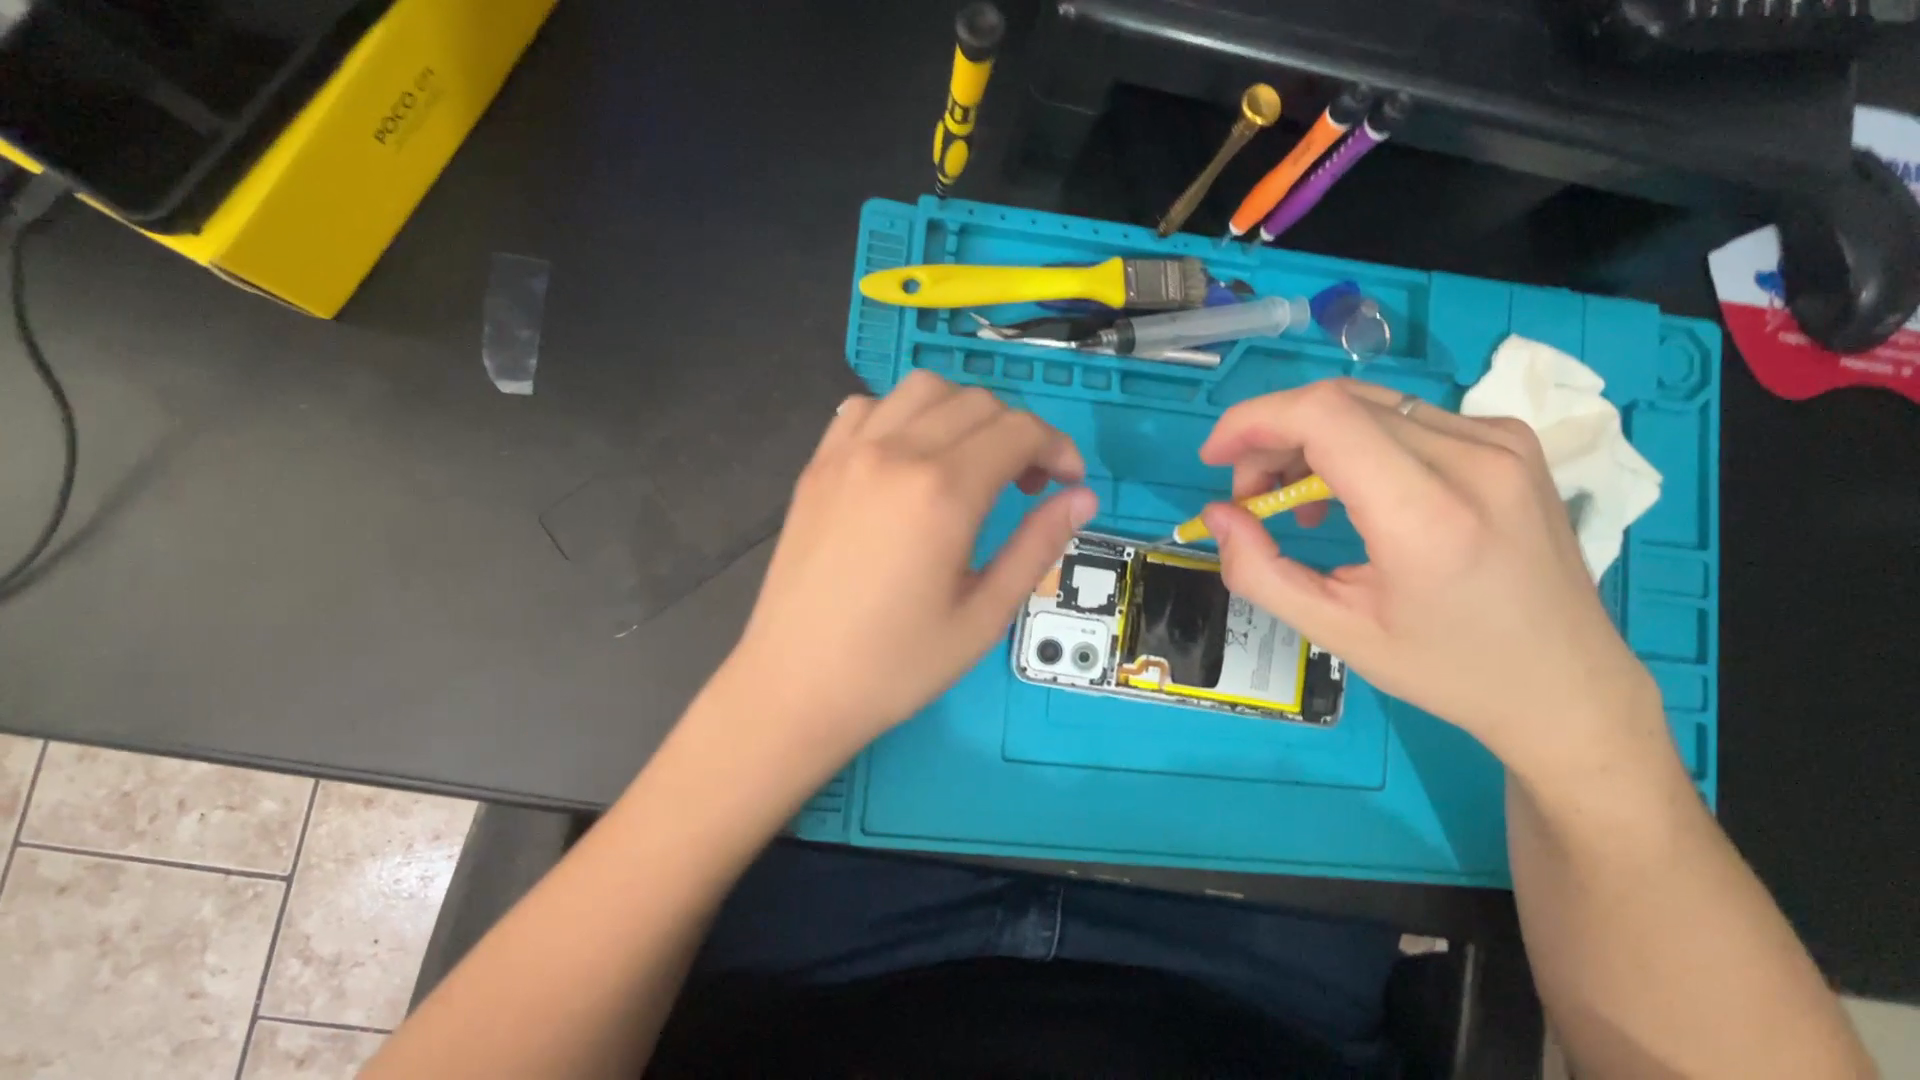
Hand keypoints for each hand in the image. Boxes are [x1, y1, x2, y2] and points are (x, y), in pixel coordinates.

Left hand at [724, 371, 1096, 761]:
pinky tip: (910, 459)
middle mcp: (896, 453)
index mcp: (943, 492)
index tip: (1069, 481)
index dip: (1058, 447)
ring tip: (972, 463)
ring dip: (963, 412)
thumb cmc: (895, 665)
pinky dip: (903, 415)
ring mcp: (849, 453)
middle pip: (977, 402)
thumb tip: (1081, 499)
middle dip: (1018, 432)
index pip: (1018, 431)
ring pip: (923, 390)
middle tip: (1027, 483)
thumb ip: (1037, 547)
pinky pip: (867, 406)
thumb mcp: (983, 616)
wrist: (795, 685)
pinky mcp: (818, 465)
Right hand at [1198, 379, 1663, 776]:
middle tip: (1251, 495)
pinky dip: (1357, 442)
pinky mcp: (1512, 441)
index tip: (1215, 457)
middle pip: (1339, 402)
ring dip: (1312, 438)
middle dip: (1273, 436)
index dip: (1253, 421)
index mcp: (1427, 515)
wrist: (1567, 685)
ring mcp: (1502, 442)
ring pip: (1370, 404)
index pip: (1324, 416)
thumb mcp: (1338, 634)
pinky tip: (1355, 494)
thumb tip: (1216, 515)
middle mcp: (1473, 459)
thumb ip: (1260, 572)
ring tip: (1299, 501)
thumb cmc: (1448, 670)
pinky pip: (1408, 417)